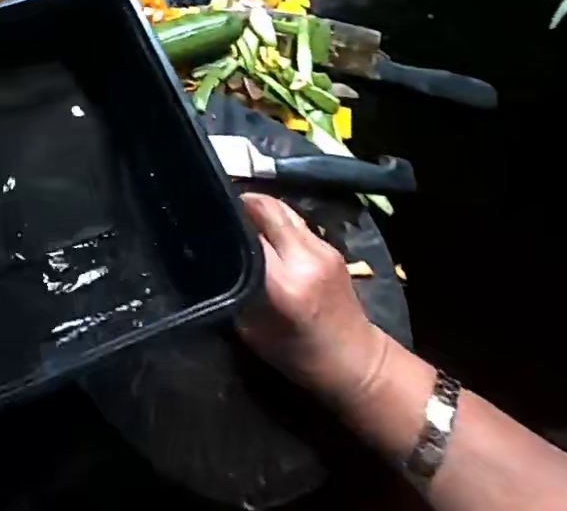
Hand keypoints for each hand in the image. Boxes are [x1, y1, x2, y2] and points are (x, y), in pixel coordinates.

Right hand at [235, 193, 393, 410]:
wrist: (357, 362)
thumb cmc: (300, 357)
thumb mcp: (253, 331)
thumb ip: (236, 290)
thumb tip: (215, 262)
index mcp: (285, 283)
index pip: (249, 232)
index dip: (228, 222)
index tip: (209, 221)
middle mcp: (305, 258)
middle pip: (268, 208)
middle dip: (243, 202)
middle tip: (222, 209)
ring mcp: (322, 248)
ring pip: (284, 209)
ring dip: (261, 207)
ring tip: (241, 216)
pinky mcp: (331, 246)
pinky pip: (296, 221)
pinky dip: (277, 220)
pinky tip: (266, 231)